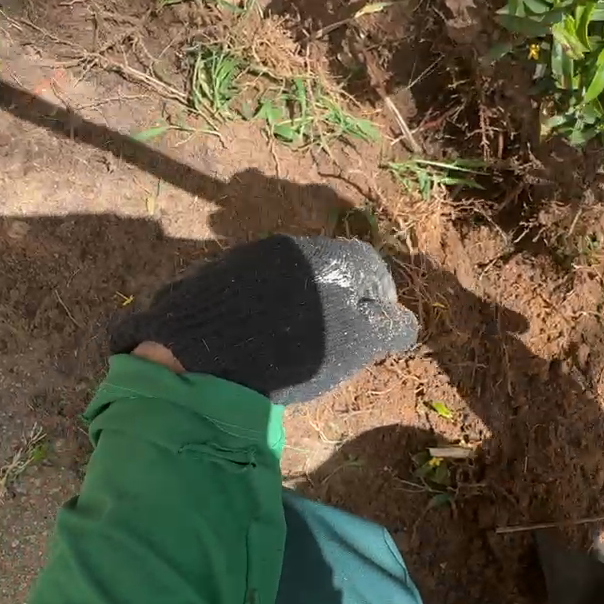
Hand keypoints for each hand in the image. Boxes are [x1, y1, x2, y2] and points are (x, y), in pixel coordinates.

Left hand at [108, 235, 417, 404]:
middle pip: (329, 272)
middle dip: (339, 303)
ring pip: (290, 280)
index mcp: (328, 256)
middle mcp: (288, 246)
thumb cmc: (292, 350)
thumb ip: (388, 328)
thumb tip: (403, 321)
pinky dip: (265, 313)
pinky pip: (254, 292)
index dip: (380, 301)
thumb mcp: (357, 343)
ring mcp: (246, 259)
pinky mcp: (212, 278)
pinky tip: (258, 343)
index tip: (375, 331)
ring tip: (294, 345)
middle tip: (336, 341)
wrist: (200, 356)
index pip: (371, 268)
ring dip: (300, 307)